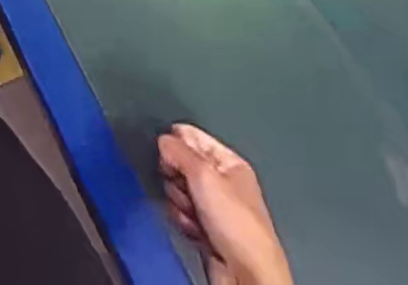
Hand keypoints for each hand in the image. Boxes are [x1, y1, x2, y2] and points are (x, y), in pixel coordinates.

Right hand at [158, 124, 292, 284]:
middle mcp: (222, 182)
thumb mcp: (204, 176)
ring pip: (178, 189)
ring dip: (179, 201)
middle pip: (182, 164)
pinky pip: (181, 212)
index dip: (176, 141)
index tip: (164, 150)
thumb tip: (162, 139)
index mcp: (229, 163)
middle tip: (184, 187)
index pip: (194, 137)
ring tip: (192, 214)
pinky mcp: (204, 228)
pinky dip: (182, 219)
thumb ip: (180, 152)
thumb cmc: (235, 223)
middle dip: (176, 176)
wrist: (245, 276)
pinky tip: (193, 228)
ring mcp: (213, 207)